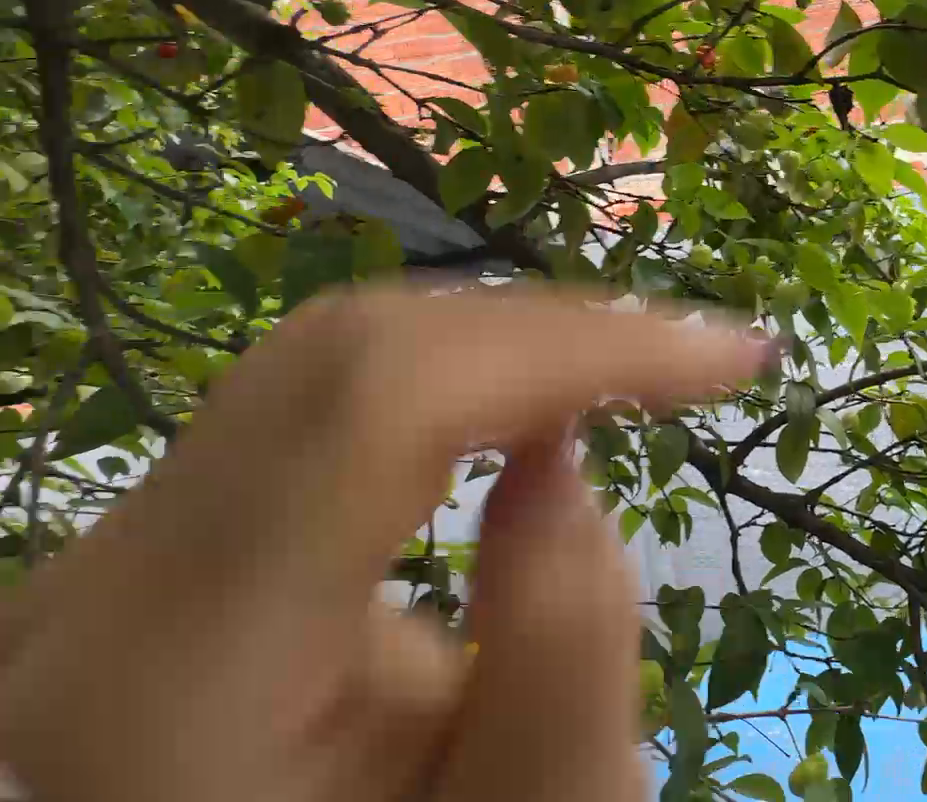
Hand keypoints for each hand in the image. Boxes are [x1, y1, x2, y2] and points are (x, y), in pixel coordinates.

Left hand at [0, 287, 770, 801]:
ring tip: (645, 372)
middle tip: (702, 359)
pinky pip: (344, 388)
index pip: (390, 402)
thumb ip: (562, 650)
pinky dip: (479, 367)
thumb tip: (559, 461)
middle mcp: (121, 574)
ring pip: (355, 351)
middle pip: (365, 351)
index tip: (734, 359)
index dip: (583, 346)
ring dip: (529, 342)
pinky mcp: (190, 519)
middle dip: (568, 332)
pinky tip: (549, 397)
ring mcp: (141, 536)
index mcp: (184, 666)